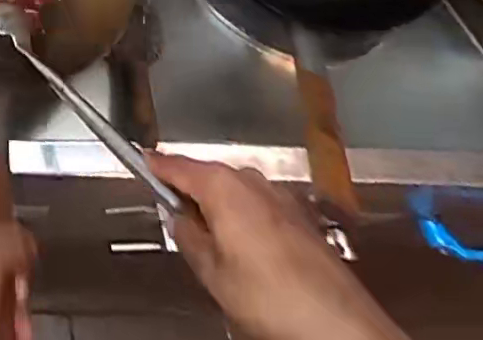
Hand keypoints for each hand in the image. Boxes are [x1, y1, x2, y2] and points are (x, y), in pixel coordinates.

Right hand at [148, 154, 406, 339]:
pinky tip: (246, 252)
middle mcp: (249, 179)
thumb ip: (187, 237)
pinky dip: (242, 217)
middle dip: (188, 193)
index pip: (176, 164)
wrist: (340, 326)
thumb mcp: (212, 274)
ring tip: (213, 248)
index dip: (155, 164)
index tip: (141, 159)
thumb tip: (178, 218)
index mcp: (221, 185)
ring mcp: (277, 194)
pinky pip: (255, 204)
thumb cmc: (272, 299)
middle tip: (176, 221)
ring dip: (217, 208)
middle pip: (205, 175)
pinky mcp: (297, 213)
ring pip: (232, 190)